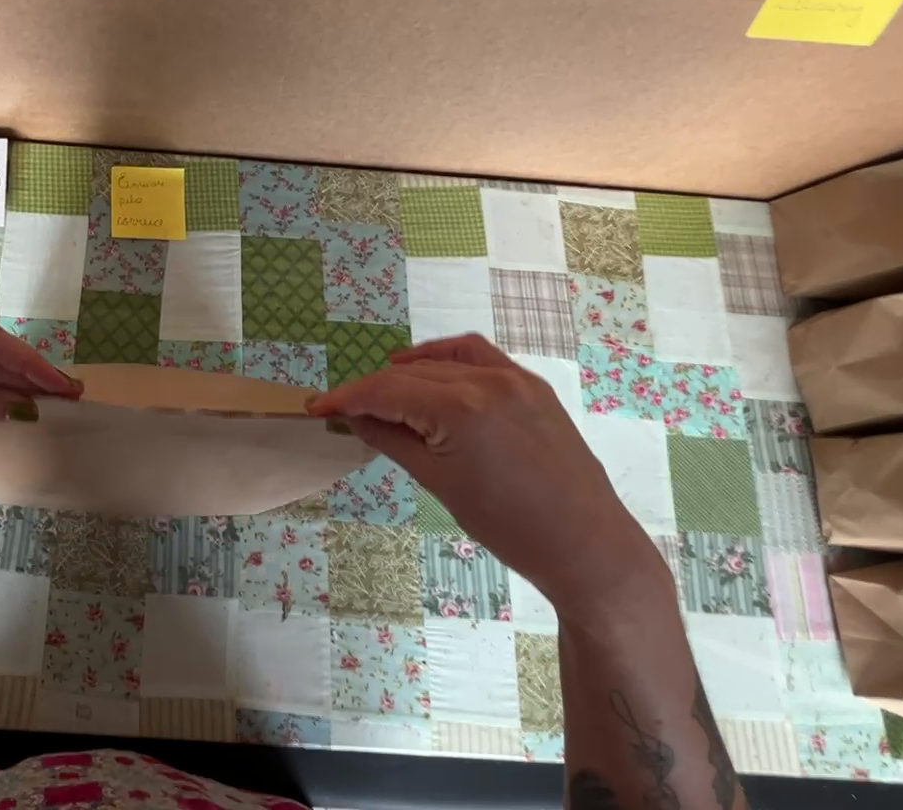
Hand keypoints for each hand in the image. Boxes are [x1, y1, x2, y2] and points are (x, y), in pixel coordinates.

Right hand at [307, 334, 667, 620]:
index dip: (346, 397)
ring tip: (380, 393)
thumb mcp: (437, 481)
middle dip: (370, 390)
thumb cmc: (506, 525)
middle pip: (408, 375)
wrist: (585, 545)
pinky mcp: (530, 385)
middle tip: (342, 410)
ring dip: (404, 373)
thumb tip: (353, 417)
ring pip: (440, 362)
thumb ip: (390, 438)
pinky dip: (444, 359)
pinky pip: (477, 356)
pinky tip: (426, 371)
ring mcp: (513, 378)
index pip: (386, 391)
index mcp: (459, 408)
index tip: (317, 407)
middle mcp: (486, 380)